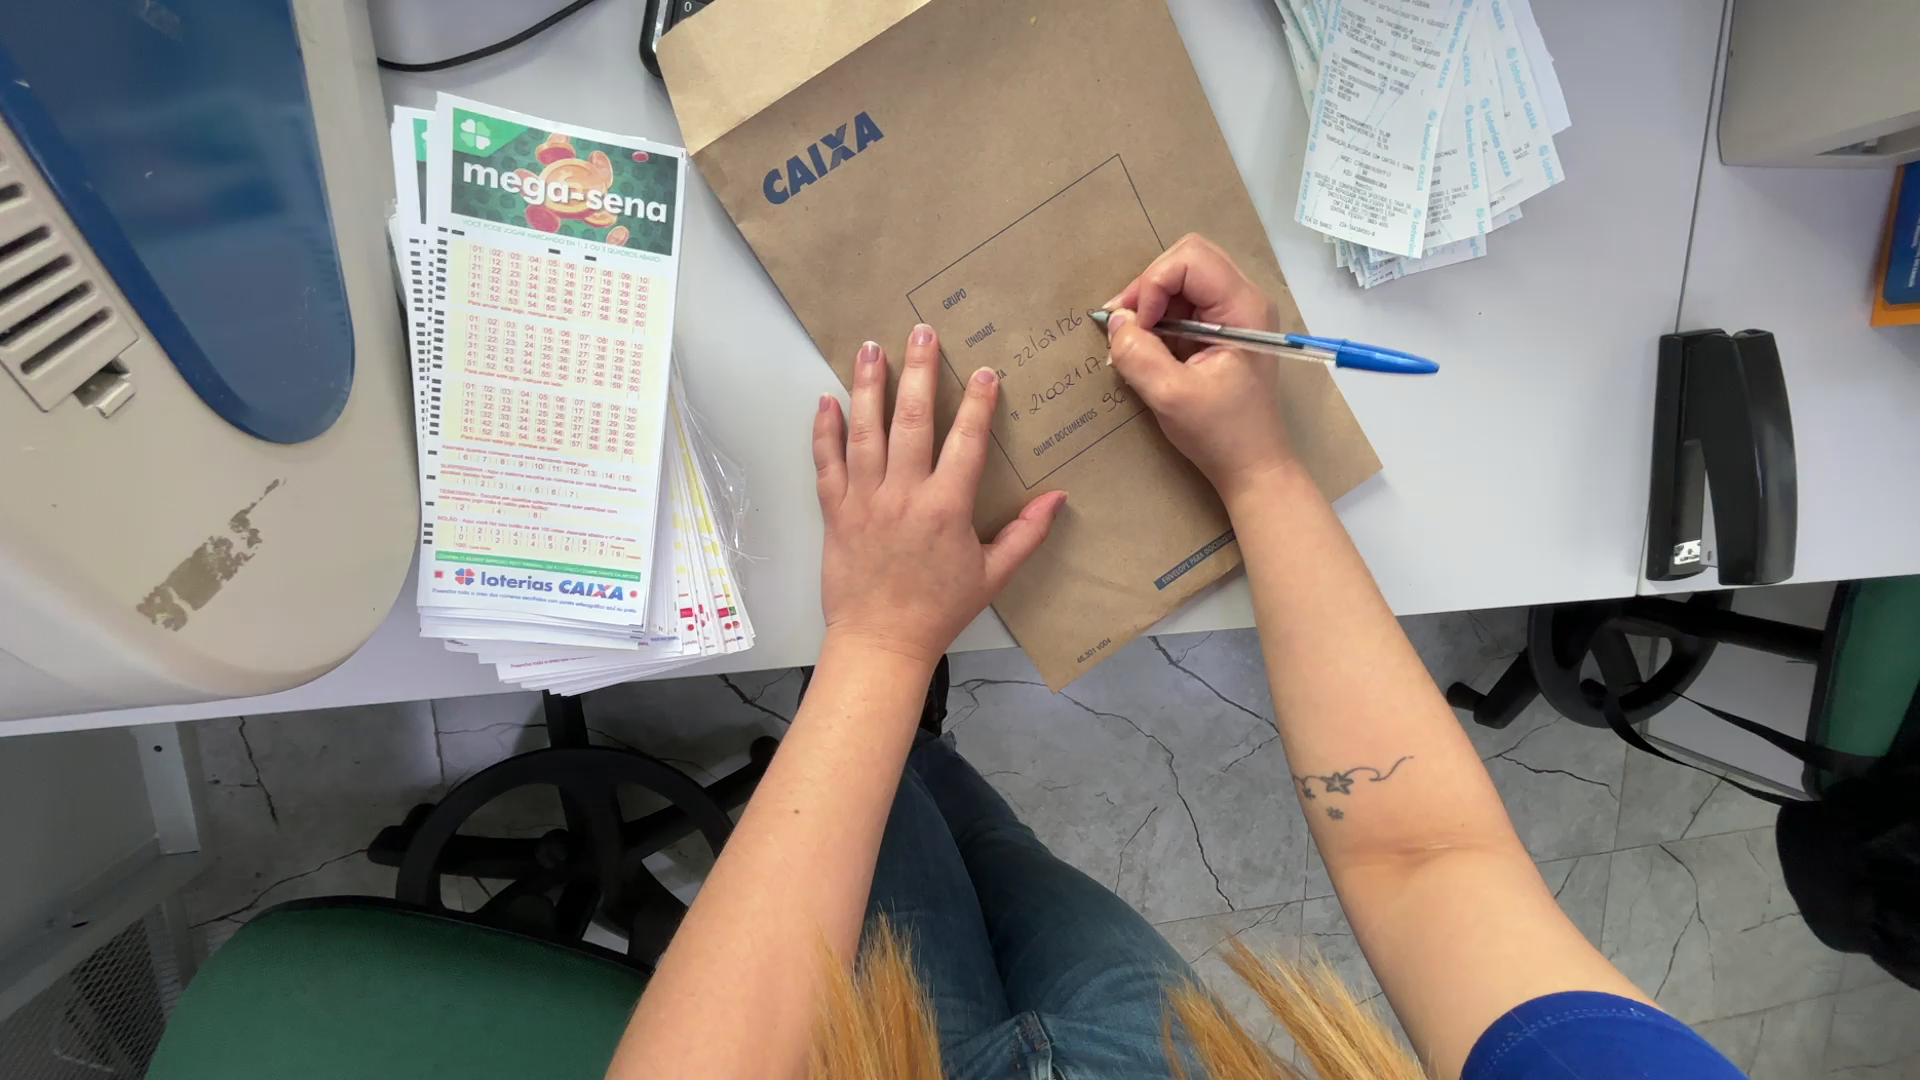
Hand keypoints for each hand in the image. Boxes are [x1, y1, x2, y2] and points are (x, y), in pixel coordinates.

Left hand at [813, 325, 1066, 666]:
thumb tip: (1058, 498)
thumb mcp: (993, 576)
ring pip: (865, 431)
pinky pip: (826, 462)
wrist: (881, 642)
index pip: (967, 441)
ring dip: (869, 386)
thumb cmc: (939, 610)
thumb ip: (1026, 534)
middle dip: (920, 371)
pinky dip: (824, 430)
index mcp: (946, 507)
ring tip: (871, 348)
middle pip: (913, 420)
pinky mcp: (835, 511)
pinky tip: (826, 399)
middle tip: (921, 332)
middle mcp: (904, 494)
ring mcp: (864, 499)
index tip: (985, 371)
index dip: (979, 403)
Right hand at [1103, 234, 1296, 501]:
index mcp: (1243, 308)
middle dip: (1148, 288)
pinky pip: (1185, 304)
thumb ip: (1138, 354)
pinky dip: (1159, 319)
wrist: (1251, 464)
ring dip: (1150, 304)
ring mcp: (1235, 313)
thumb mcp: (1170, 396)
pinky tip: (1145, 346)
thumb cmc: (1219, 433)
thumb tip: (1115, 321)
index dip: (1153, 285)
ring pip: (1183, 280)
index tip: (1138, 328)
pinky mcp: (1222, 330)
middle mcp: (1244, 300)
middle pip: (1187, 260)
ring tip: (1130, 339)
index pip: (1190, 259)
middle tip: (1124, 327)